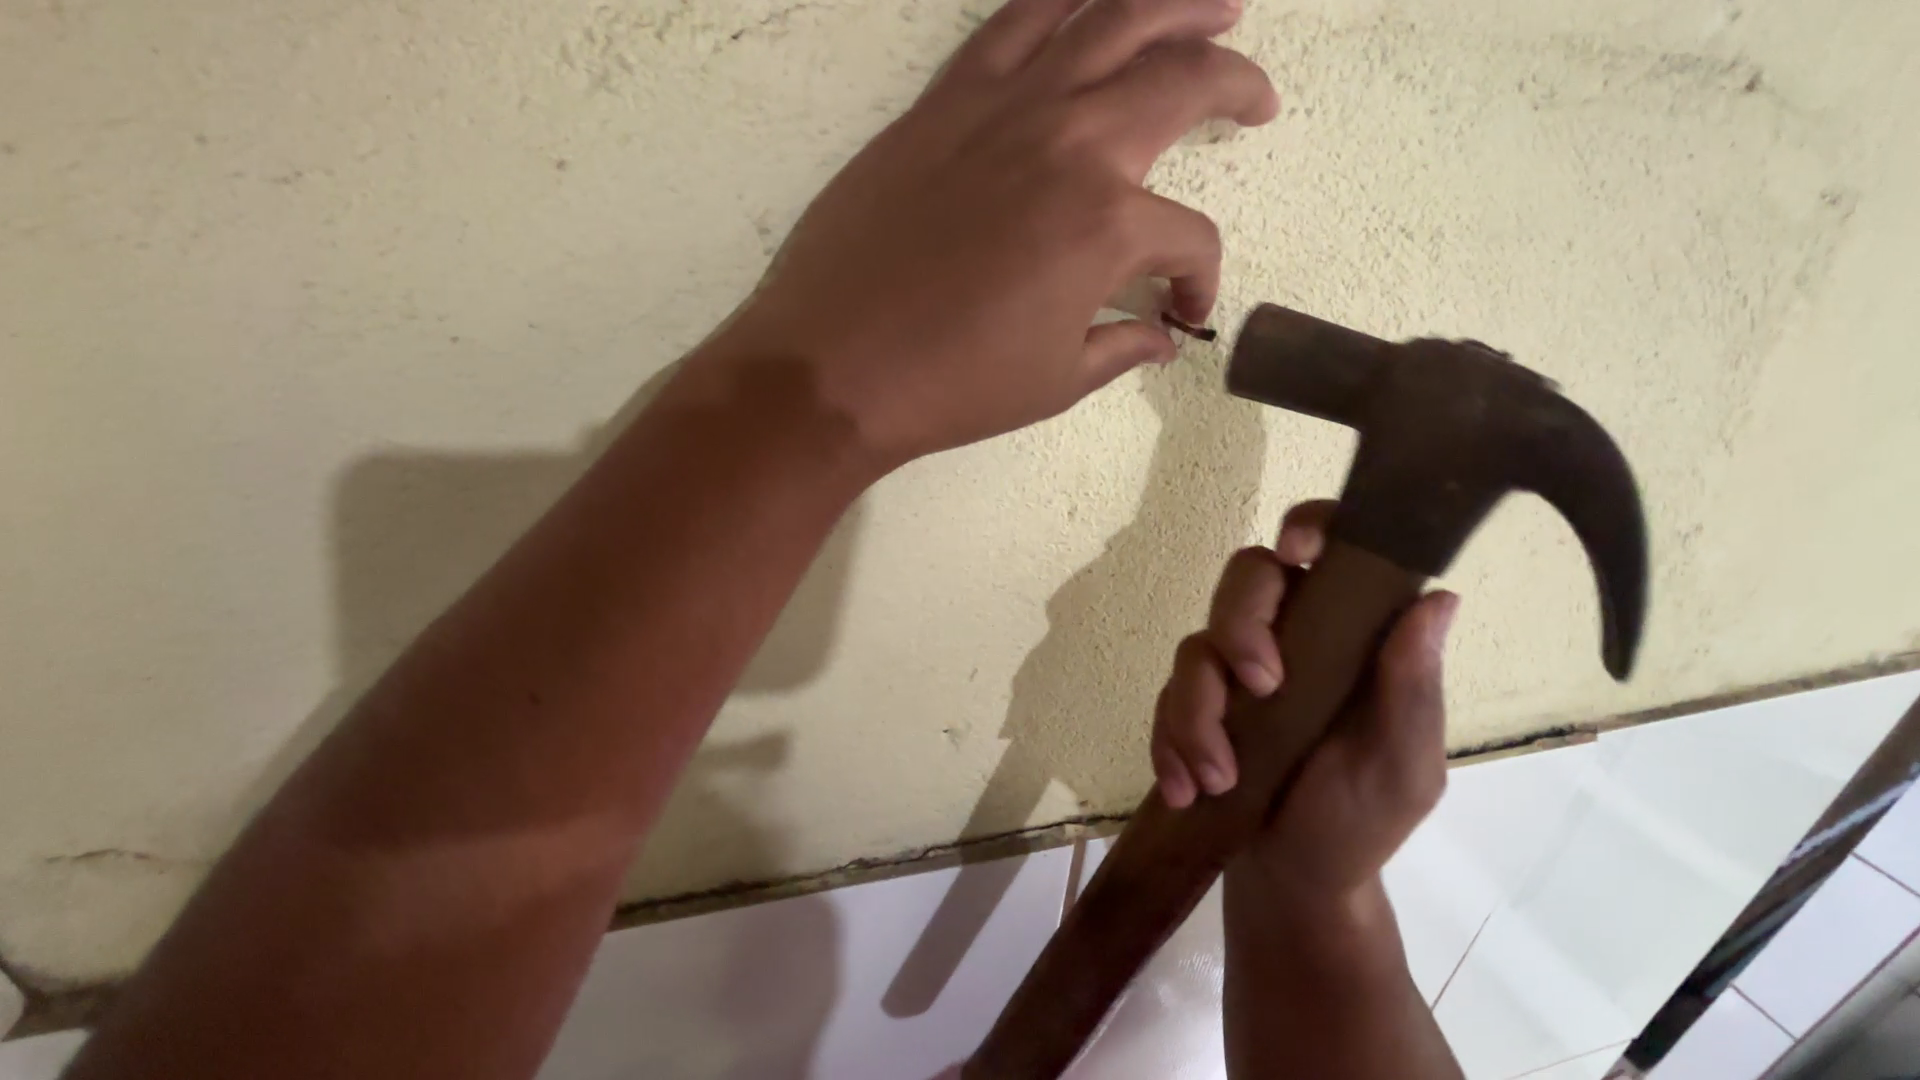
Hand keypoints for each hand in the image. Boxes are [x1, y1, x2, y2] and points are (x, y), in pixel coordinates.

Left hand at [707, 0, 1278, 465]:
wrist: (831, 368)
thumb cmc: (949, 388)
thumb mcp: (1055, 382)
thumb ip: (1121, 347)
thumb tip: (1158, 337)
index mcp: (1106, 225)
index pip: (1188, 239)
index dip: (1200, 279)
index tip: (1182, 310)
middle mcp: (1068, 143)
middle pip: (1177, 83)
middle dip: (1233, 84)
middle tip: (1256, 96)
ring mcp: (1003, 108)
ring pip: (1108, 15)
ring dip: (1173, 2)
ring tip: (1214, 4)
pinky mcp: (944, 101)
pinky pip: (1015, 18)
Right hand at [1151, 501, 1459, 904]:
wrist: (1295, 881)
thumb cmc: (1361, 821)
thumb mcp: (1401, 766)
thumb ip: (1411, 692)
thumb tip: (1438, 600)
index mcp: (1346, 636)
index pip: (1329, 552)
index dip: (1311, 527)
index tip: (1298, 551)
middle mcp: (1286, 638)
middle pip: (1245, 580)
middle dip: (1240, 627)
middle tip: (1261, 687)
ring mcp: (1231, 672)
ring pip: (1194, 646)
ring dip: (1199, 710)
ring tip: (1219, 778)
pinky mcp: (1190, 708)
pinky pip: (1163, 701)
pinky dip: (1169, 742)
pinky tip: (1186, 790)